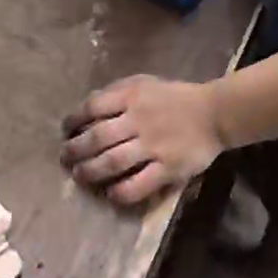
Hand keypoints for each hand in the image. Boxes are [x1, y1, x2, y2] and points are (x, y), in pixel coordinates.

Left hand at [61, 75, 224, 204]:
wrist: (213, 113)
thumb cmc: (174, 97)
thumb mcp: (144, 83)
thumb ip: (118, 92)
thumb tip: (89, 106)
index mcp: (131, 96)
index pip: (93, 106)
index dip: (74, 119)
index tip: (66, 130)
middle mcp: (138, 120)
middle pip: (98, 137)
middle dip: (76, 149)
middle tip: (65, 158)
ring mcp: (153, 145)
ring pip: (113, 161)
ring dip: (91, 171)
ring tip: (79, 175)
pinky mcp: (167, 168)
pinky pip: (139, 184)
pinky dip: (121, 191)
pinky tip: (111, 193)